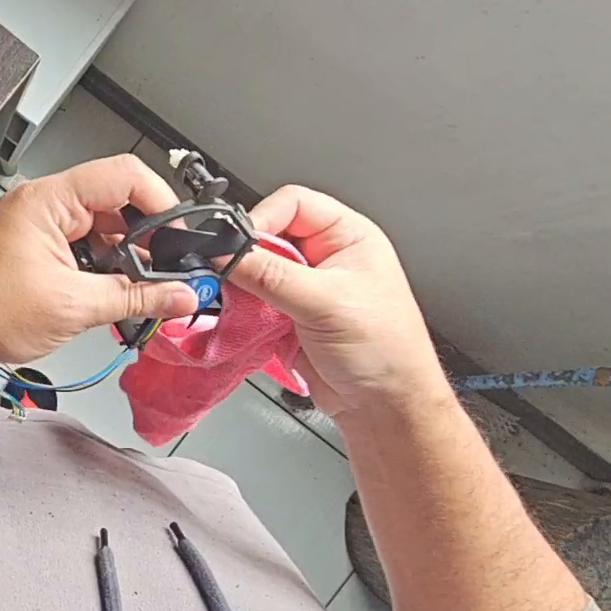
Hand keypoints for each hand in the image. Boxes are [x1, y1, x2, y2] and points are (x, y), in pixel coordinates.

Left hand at [0, 155, 198, 372]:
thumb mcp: (72, 308)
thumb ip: (134, 298)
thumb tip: (179, 295)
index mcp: (47, 201)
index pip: (123, 176)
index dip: (160, 203)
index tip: (178, 236)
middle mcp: (41, 204)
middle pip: (115, 202)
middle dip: (144, 239)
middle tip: (164, 272)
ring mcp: (36, 224)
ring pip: (100, 227)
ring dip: (121, 258)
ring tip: (136, 290)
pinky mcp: (32, 244)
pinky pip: (80, 245)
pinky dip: (99, 267)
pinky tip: (108, 293)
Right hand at [225, 185, 447, 419]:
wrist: (382, 406)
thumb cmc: (384, 351)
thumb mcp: (325, 302)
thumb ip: (270, 274)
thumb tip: (226, 254)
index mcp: (348, 238)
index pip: (292, 204)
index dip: (261, 219)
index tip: (237, 246)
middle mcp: (323, 258)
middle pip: (266, 237)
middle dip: (244, 256)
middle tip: (228, 275)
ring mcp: (301, 288)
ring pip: (252, 270)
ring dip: (238, 285)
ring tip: (232, 300)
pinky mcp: (283, 315)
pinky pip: (248, 301)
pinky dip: (237, 308)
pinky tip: (237, 318)